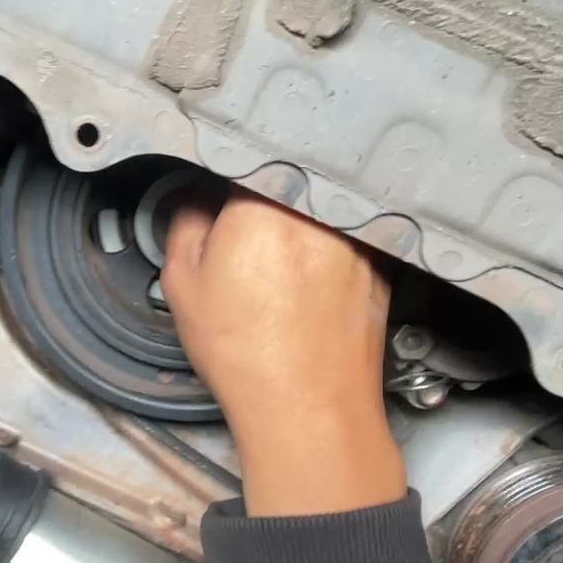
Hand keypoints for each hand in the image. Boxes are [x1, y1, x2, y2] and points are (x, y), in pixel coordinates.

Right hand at [161, 191, 404, 516]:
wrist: (307, 407)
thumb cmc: (245, 352)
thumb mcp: (184, 283)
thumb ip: (184, 223)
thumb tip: (195, 200)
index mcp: (264, 204)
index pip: (242, 155)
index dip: (225, 169)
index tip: (215, 187)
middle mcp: (318, 209)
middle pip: (286, 173)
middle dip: (261, 189)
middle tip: (242, 224)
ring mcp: (356, 234)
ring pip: (318, 200)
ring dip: (296, 213)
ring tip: (275, 259)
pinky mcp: (379, 260)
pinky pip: (344, 230)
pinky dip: (325, 240)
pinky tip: (304, 279)